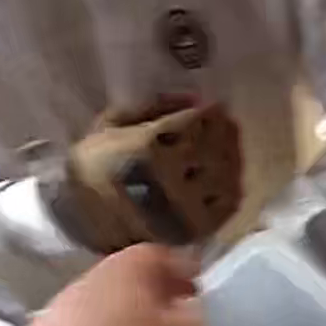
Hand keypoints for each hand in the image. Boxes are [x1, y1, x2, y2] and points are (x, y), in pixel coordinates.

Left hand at [26, 245, 206, 325]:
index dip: (182, 267)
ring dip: (125, 317)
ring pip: (100, 305)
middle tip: (181, 318)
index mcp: (122, 272)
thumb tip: (191, 303)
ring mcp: (56, 314)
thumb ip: (198, 311)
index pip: (155, 253)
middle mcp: (82, 282)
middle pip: (123, 277)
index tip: (202, 289)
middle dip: (153, 293)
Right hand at [58, 96, 243, 250]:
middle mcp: (172, 177)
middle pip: (214, 150)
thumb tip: (195, 97)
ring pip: (226, 177)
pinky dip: (233, 185)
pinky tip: (229, 174)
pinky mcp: (199, 229)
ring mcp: (188, 206)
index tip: (216, 105)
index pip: (192, 124)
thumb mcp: (112, 125)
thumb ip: (153, 108)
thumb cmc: (98, 166)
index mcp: (146, 148)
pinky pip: (229, 204)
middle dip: (224, 133)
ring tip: (230, 145)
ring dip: (233, 157)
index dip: (209, 114)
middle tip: (227, 123)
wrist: (91, 220)